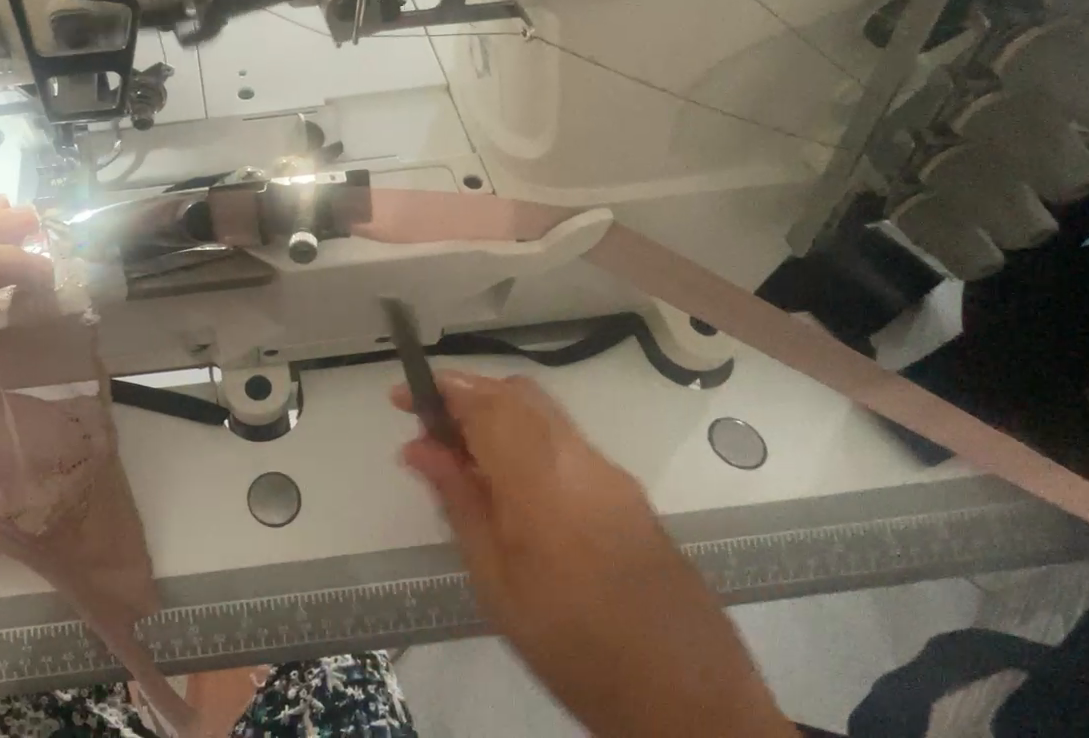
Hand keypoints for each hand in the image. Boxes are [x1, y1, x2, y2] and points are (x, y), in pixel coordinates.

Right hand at [392, 372, 793, 737]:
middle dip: (468, 395)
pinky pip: (566, 442)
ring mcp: (611, 474)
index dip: (441, 390)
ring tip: (461, 459)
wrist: (686, 697)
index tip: (402, 397)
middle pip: (517, 395)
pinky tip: (507, 485)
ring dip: (497, 416)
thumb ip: (459, 502)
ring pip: (544, 415)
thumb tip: (419, 448)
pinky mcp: (628, 493)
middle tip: (429, 431)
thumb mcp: (496, 580)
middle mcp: (581, 460)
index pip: (486, 404)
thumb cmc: (572, 646)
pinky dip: (526, 440)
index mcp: (543, 481)